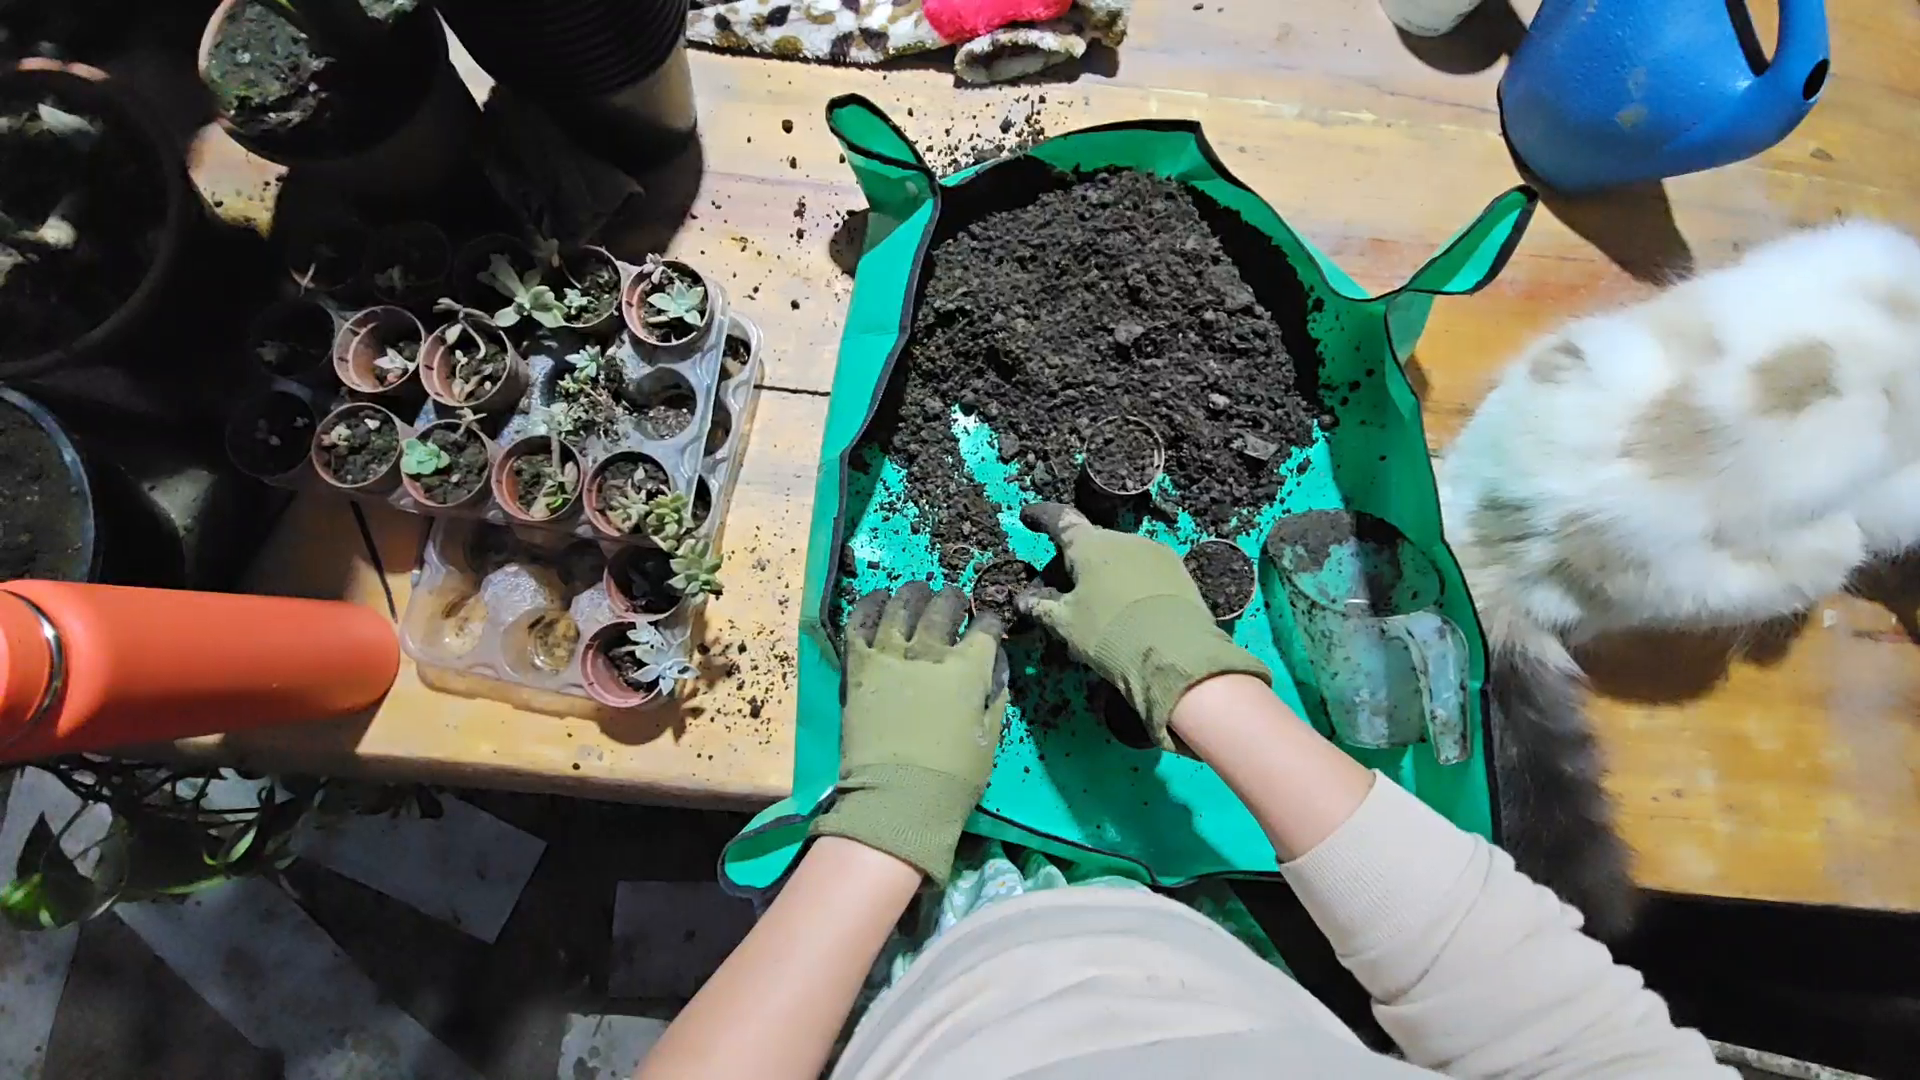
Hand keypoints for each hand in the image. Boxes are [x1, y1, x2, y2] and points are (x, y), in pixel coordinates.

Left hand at [811, 583, 1007, 884]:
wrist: (897, 799)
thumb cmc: (953, 776)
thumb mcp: (990, 737)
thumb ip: (995, 694)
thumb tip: (996, 664)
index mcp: (968, 670)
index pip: (986, 630)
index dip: (991, 622)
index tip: (990, 623)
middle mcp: (930, 653)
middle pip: (944, 608)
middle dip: (954, 599)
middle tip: (954, 600)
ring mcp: (891, 655)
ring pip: (903, 606)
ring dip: (914, 593)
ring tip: (918, 590)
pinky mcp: (859, 665)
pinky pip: (860, 623)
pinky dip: (869, 605)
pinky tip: (878, 598)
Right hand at [1017, 503, 1268, 749]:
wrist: (1174, 653)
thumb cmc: (1107, 631)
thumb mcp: (1066, 624)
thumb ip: (1042, 608)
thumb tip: (1023, 600)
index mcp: (1090, 545)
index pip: (1061, 521)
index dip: (1042, 517)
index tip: (1029, 517)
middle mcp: (1123, 539)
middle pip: (1093, 542)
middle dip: (1076, 558)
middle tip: (1064, 584)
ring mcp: (1155, 552)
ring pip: (1121, 556)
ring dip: (1107, 571)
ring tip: (1100, 603)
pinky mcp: (1179, 571)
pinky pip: (1145, 570)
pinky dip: (1131, 582)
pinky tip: (1129, 608)